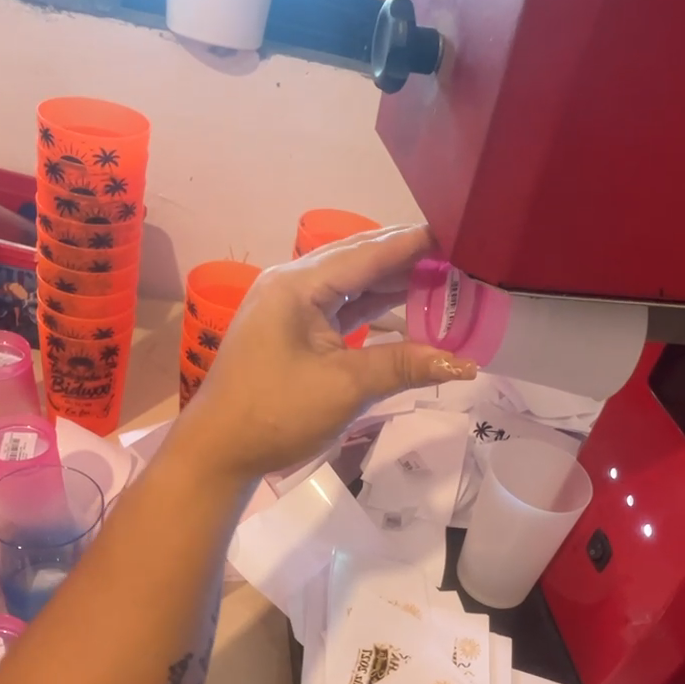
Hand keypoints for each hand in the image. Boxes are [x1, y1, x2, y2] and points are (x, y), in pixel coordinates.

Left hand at [173, 225, 476, 477]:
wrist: (218, 452)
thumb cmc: (276, 414)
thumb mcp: (345, 388)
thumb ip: (405, 366)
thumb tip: (465, 364)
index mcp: (299, 285)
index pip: (367, 252)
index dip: (414, 242)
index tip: (459, 231)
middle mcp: (293, 284)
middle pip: (360, 260)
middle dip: (409, 258)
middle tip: (461, 256)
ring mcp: (291, 306)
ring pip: (353, 283)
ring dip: (395, 282)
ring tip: (446, 277)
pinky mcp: (294, 329)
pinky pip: (342, 307)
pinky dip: (376, 307)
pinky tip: (409, 305)